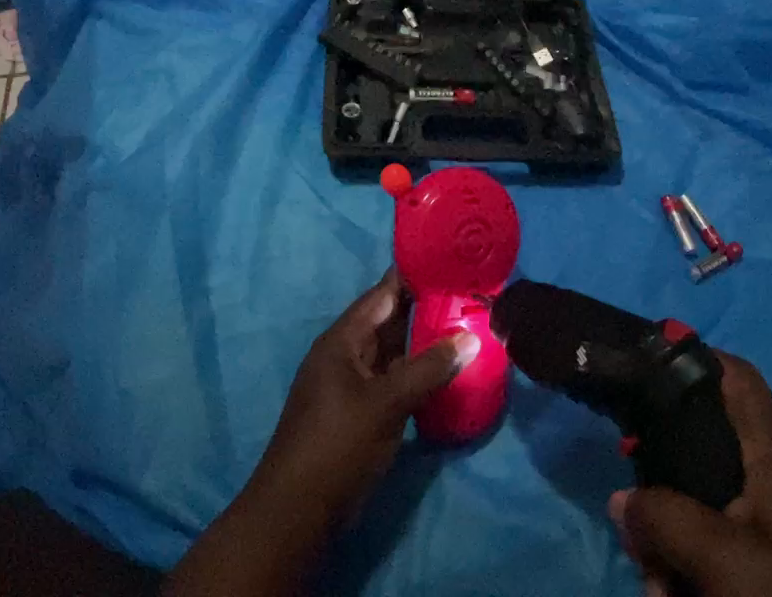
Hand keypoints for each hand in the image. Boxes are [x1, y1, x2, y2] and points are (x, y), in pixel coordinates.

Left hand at [255, 267, 479, 517]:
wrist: (297, 511)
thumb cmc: (336, 444)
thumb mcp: (386, 402)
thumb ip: (428, 368)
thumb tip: (471, 338)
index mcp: (343, 339)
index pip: (383, 293)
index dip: (416, 275)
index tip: (453, 260)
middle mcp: (347, 354)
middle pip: (392, 321)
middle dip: (430, 308)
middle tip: (474, 295)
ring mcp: (354, 385)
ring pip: (396, 353)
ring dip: (428, 343)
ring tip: (471, 327)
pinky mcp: (363, 412)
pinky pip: (397, 380)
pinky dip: (421, 374)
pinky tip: (451, 374)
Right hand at [608, 352, 771, 596]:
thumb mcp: (723, 561)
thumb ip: (665, 520)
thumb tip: (623, 500)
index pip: (737, 376)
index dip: (692, 358)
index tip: (640, 369)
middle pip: (704, 447)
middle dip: (660, 484)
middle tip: (636, 522)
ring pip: (703, 503)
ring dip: (670, 539)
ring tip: (658, 586)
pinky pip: (721, 542)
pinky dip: (693, 565)